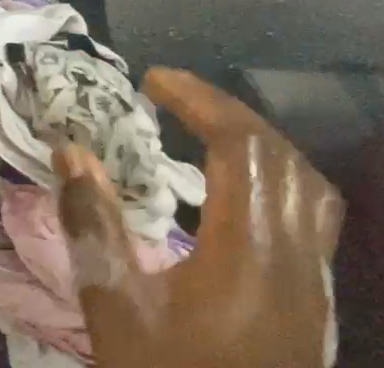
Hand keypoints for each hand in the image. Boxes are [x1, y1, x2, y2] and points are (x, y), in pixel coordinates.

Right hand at [54, 68, 343, 367]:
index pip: (243, 150)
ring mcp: (312, 283)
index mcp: (251, 254)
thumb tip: (71, 150)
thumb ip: (92, 223)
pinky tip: (228, 188)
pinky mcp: (310, 300)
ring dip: (256, 143)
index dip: (200, 102)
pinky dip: (271, 177)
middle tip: (170, 92)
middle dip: (227, 112)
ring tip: (200, 127)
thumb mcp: (113, 304)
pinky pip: (307, 214)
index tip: (150, 79)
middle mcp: (296, 261)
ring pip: (307, 188)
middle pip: (283, 160)